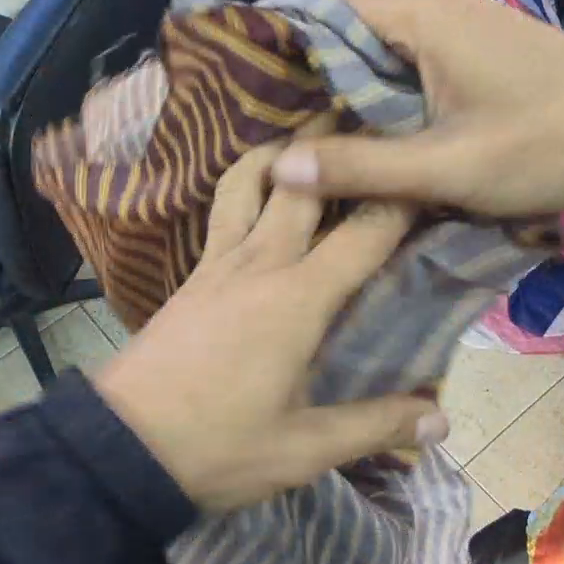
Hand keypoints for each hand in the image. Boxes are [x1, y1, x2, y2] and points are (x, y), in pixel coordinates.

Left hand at [92, 137, 447, 513]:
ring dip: (279, 151)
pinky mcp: (191, 275)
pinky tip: (261, 195)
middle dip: (339, 141)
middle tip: (374, 114)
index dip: (407, 193)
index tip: (436, 166)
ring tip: (308, 137)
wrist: (122, 446)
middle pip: (302, 181)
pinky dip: (245, 185)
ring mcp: (218, 263)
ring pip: (246, 180)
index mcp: (298, 299)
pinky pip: (222, 210)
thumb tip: (440, 422)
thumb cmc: (218, 447)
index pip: (367, 229)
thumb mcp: (303, 449)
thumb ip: (374, 427)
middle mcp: (259, 263)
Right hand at [269, 0, 563, 216]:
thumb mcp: (448, 169)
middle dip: (301, 78)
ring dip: (341, 93)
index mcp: (420, 18)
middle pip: (344, 34)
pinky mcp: (476, 54)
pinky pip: (406, 69)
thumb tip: (278, 169)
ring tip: (294, 137)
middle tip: (255, 128)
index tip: (233, 90)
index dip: (274, 47)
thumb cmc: (552, 146)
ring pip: (375, 55)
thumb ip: (360, 168)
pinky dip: (377, 98)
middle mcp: (434, 9)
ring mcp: (459, 30)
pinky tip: (360, 137)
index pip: (322, 14)